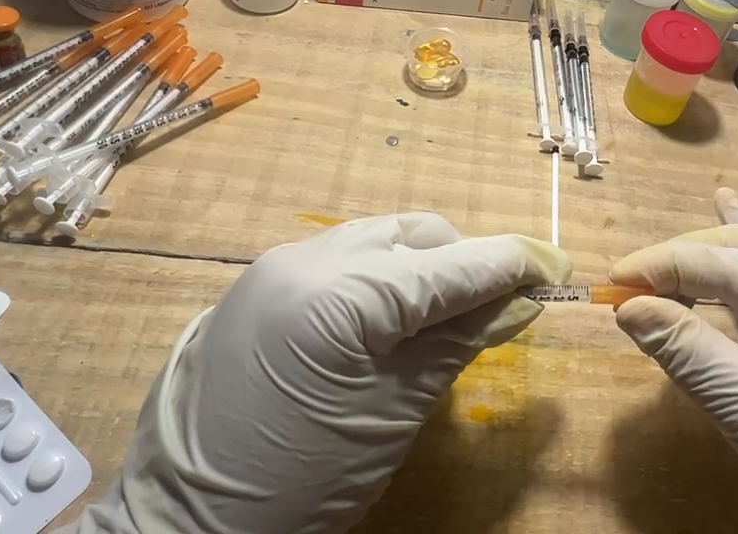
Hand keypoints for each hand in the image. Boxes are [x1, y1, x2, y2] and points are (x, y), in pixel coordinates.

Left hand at [72, 213, 570, 533]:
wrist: (182, 528)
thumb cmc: (301, 483)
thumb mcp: (395, 411)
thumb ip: (460, 340)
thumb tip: (522, 299)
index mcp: (340, 294)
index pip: (448, 265)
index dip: (508, 264)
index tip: (555, 267)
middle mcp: (306, 258)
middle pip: (416, 233)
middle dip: (463, 261)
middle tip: (497, 304)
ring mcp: (276, 264)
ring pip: (379, 236)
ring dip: (422, 263)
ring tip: (442, 313)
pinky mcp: (258, 280)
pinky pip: (340, 255)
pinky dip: (379, 272)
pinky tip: (386, 317)